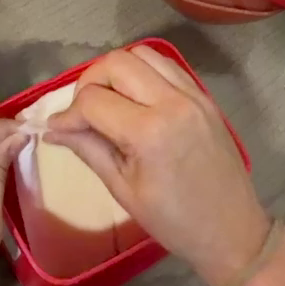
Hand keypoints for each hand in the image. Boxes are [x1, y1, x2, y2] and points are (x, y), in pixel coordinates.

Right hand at [47, 47, 269, 285]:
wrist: (232, 231)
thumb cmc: (174, 221)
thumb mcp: (122, 189)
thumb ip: (88, 149)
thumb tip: (52, 129)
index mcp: (150, 133)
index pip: (93, 100)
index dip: (69, 113)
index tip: (59, 128)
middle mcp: (173, 102)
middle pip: (116, 63)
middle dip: (89, 81)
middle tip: (82, 110)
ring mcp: (193, 95)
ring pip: (142, 54)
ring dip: (116, 71)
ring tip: (108, 99)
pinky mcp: (204, 96)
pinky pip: (166, 65)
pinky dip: (143, 72)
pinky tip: (135, 98)